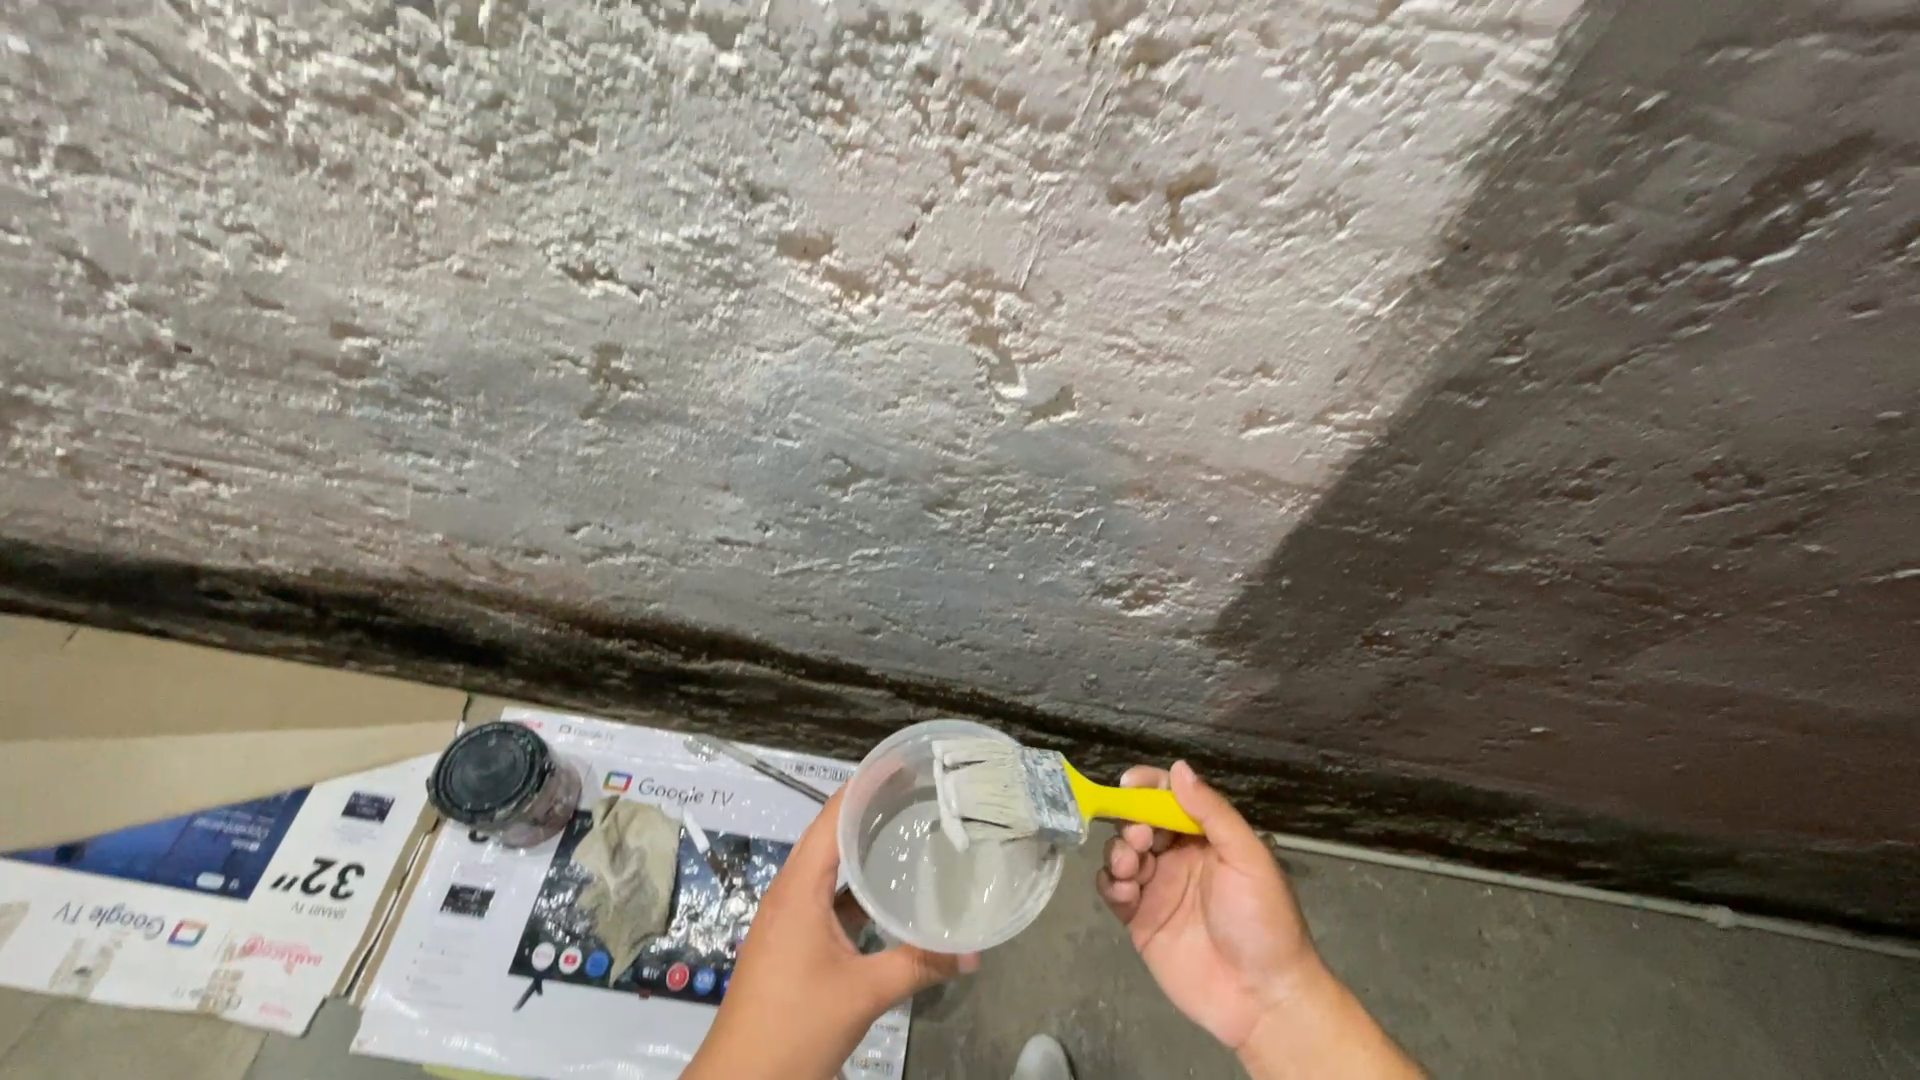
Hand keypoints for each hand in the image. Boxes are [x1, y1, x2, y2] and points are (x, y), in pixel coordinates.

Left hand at [684, 789, 977, 1079]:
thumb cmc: (795, 1027)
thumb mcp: (863, 994)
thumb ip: (919, 966)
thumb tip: (972, 952)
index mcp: (799, 889)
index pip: (832, 818)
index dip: (865, 786)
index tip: (902, 766)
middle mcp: (788, 893)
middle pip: (828, 835)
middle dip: (868, 809)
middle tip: (916, 792)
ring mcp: (786, 918)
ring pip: (825, 867)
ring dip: (859, 847)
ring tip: (905, 827)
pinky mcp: (789, 941)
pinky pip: (824, 896)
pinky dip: (853, 885)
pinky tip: (883, 890)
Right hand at [1096, 761, 1318, 1048]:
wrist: (1263, 1000)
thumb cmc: (1264, 922)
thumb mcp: (1248, 859)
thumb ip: (1212, 812)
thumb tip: (1178, 768)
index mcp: (1206, 837)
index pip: (1170, 797)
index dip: (1148, 785)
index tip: (1129, 783)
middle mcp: (1178, 857)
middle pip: (1139, 822)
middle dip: (1130, 820)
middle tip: (1138, 838)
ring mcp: (1157, 888)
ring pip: (1121, 853)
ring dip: (1118, 851)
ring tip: (1130, 867)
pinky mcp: (1140, 920)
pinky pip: (1113, 890)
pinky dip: (1110, 884)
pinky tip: (1124, 892)